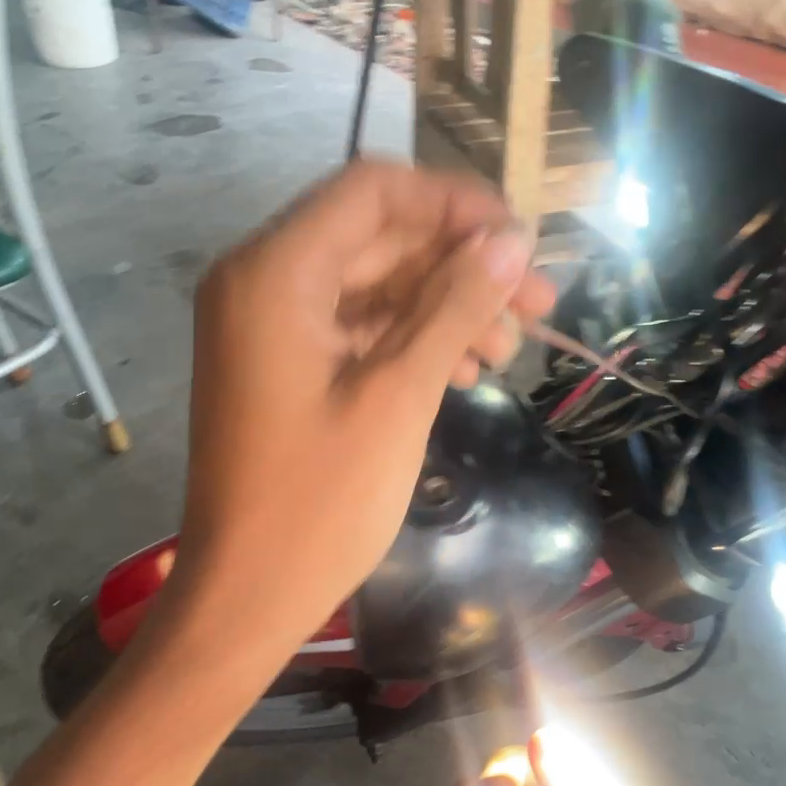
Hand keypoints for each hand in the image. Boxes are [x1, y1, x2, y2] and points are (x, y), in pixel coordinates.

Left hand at [172, 160, 554, 656]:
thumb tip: (511, 242)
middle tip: (538, 306)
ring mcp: (267, 329)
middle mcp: (261, 282)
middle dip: (459, 264)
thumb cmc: (319, 503)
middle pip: (376, 239)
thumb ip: (454, 307)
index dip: (455, 204)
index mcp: (275, 272)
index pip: (374, 191)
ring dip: (441, 307)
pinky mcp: (281, 369)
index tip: (522, 241)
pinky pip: (353, 331)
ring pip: (371, 288)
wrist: (247, 595)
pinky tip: (464, 372)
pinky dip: (408, 342)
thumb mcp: (398, 397)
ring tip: (508, 352)